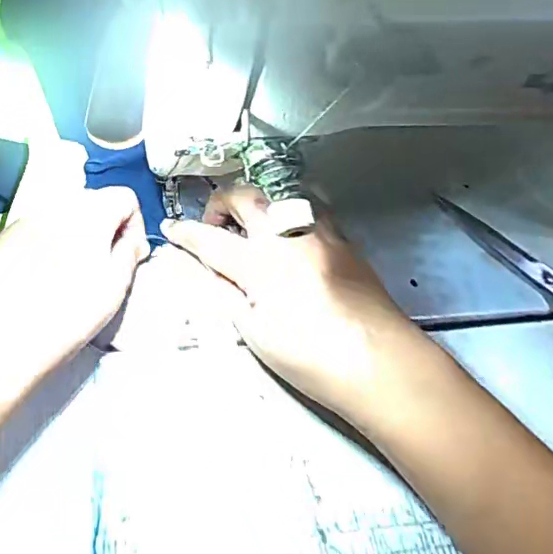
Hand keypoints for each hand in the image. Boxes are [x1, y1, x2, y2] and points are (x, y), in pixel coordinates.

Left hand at [0, 140, 149, 434]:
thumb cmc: (65, 315)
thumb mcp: (114, 287)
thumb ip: (128, 253)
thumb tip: (129, 240)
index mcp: (90, 211)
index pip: (126, 197)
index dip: (134, 226)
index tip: (129, 257)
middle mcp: (58, 204)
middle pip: (95, 202)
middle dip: (106, 228)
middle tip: (105, 266)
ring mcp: (26, 218)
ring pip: (65, 215)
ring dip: (78, 235)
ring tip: (74, 273)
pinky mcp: (2, 237)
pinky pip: (39, 229)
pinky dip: (50, 243)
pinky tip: (45, 277)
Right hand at [161, 186, 425, 420]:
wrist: (381, 359)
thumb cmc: (312, 358)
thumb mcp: (256, 333)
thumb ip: (224, 293)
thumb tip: (200, 269)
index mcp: (260, 262)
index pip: (211, 239)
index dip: (186, 233)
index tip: (172, 228)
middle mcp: (287, 233)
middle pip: (244, 197)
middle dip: (219, 203)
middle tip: (214, 227)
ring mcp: (319, 231)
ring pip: (278, 194)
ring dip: (256, 204)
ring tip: (252, 231)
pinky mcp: (343, 237)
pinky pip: (308, 209)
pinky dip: (287, 214)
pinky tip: (290, 238)